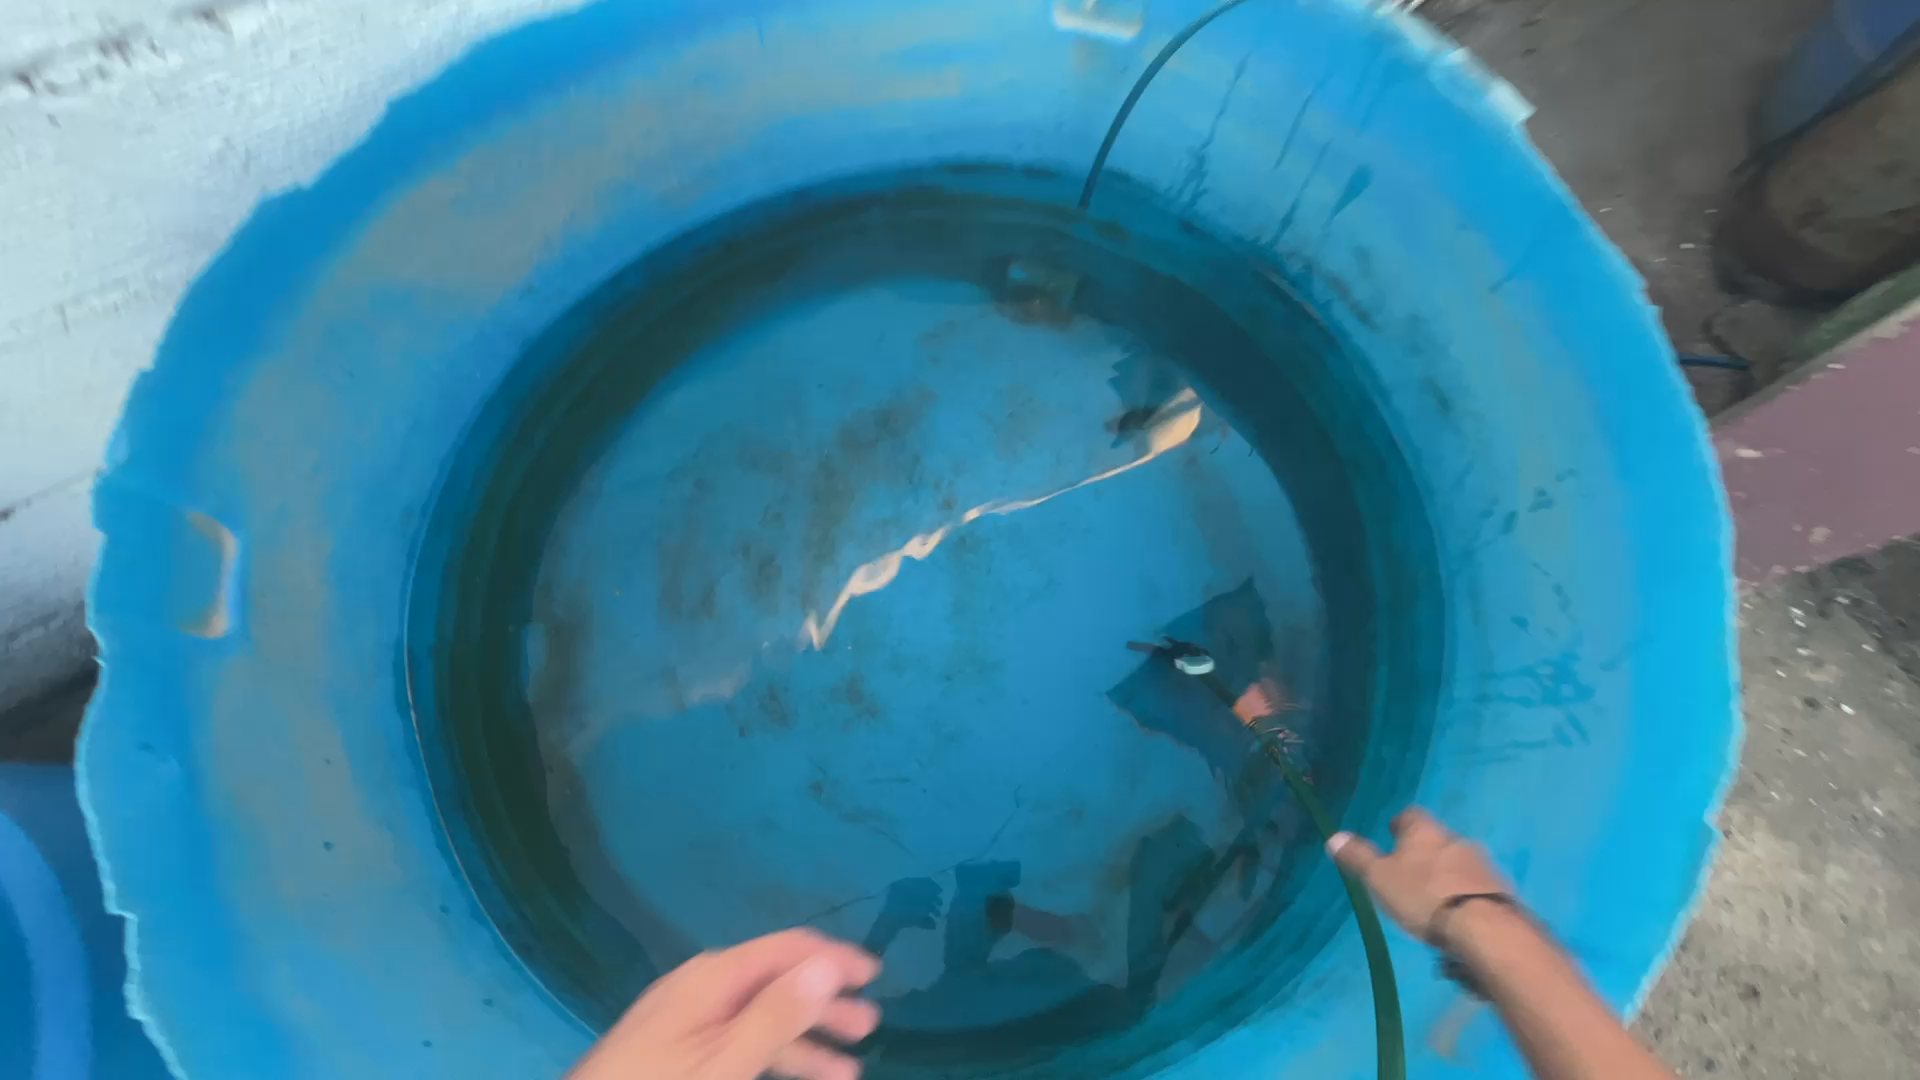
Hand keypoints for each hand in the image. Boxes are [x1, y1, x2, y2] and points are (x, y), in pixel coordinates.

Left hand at [568, 929, 880, 1079]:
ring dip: (805, 1040)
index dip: (835, 957)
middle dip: (826, 1004)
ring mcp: (685, 1017)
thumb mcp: (724, 1063)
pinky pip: (735, 1039)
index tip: (875, 975)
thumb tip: (829, 962)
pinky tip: (790, 1075)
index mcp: (715, 976)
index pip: (789, 949)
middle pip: (778, 981)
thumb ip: (777, 1014)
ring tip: (847, 1072)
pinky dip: (770, 1055)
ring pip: (759, 1017)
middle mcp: (703, 985)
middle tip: (869, 1028)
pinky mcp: (673, 1049)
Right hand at [1326, 807, 1510, 943]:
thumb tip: (1333, 837)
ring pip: (1459, 863)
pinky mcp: (1504, 894)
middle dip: (1424, 853)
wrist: (1488, 931)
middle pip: (1436, 839)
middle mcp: (1456, 839)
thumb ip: (1358, 857)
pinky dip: (1466, 896)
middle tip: (1409, 874)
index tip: (1391, 837)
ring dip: (1447, 875)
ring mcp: (1484, 866)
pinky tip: (1457, 917)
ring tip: (1434, 900)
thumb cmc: (1424, 896)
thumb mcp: (1379, 878)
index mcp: (1425, 830)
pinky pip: (1478, 887)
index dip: (1399, 825)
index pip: (1410, 815)